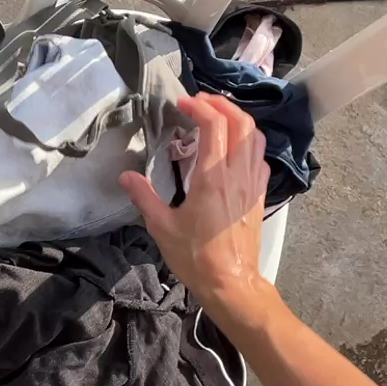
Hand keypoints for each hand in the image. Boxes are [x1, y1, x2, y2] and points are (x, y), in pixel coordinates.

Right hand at [120, 93, 277, 331]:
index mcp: (212, 177)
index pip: (214, 125)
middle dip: (221, 105)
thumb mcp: (161, 227)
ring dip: (238, 119)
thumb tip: (126, 176)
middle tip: (200, 103)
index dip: (199, 107)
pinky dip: (248, 142)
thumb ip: (144, 197)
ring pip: (255, 135)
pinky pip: (260, 156)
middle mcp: (238, 173)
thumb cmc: (195, 257)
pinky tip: (234, 150)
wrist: (230, 282)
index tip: (183, 103)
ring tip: (218, 119)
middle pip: (241, 121)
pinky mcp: (259, 194)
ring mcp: (253, 182)